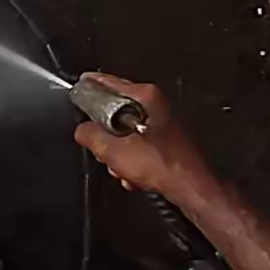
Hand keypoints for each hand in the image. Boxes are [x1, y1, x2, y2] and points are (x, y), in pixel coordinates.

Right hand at [71, 73, 214, 198]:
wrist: (193, 188)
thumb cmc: (164, 165)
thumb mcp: (111, 149)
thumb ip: (88, 134)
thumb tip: (82, 130)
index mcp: (145, 96)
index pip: (105, 81)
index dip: (86, 88)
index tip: (76, 93)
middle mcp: (155, 103)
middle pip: (111, 109)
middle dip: (102, 133)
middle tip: (102, 147)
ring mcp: (161, 120)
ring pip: (122, 128)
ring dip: (116, 150)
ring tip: (120, 166)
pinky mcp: (164, 136)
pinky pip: (135, 140)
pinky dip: (129, 156)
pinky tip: (132, 172)